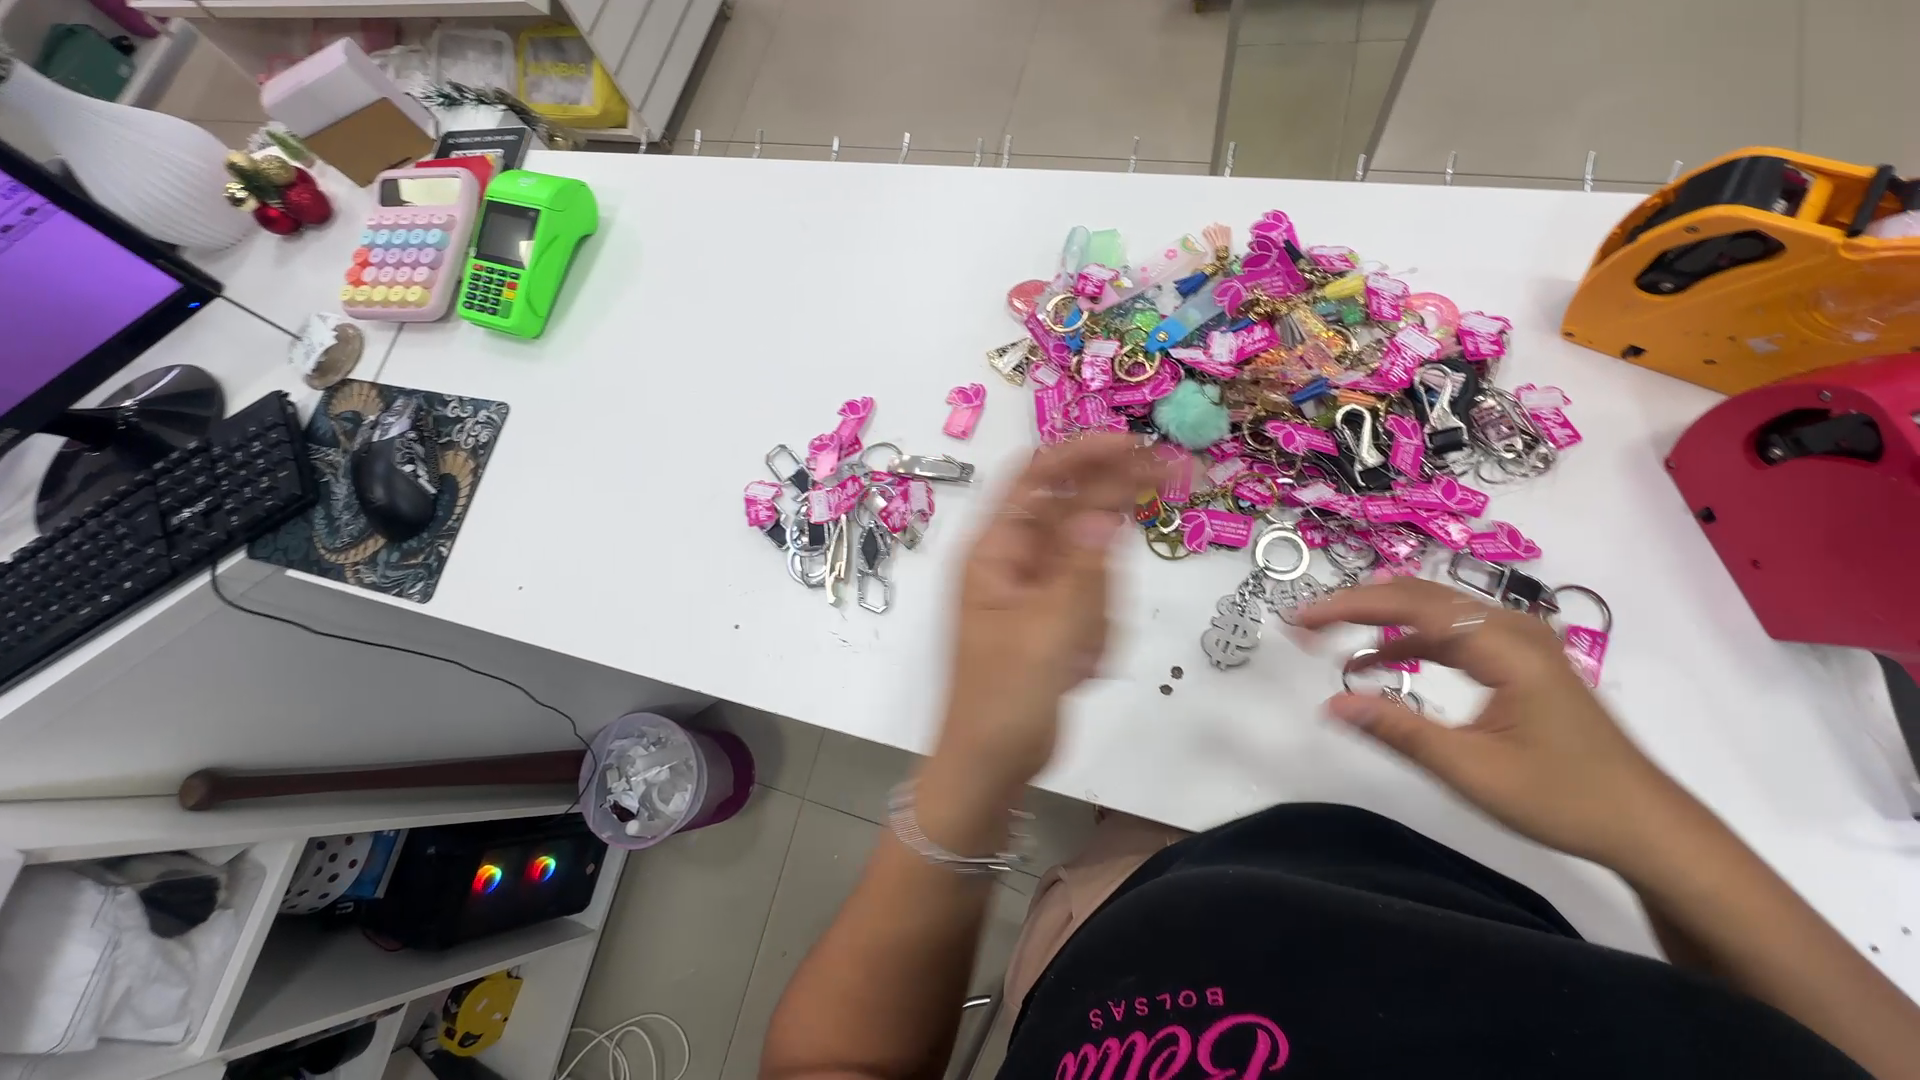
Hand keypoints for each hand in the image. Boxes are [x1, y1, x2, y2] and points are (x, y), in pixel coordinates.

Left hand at [930, 435, 1160, 804]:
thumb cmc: (1005, 697)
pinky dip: (1098, 631)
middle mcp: (1012, 561)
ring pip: (1093, 564)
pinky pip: (1094, 604)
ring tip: (1080, 656)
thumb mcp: (1048, 627)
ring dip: (1102, 604)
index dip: (1082, 453)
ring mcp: (1035, 592)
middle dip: (1112, 518)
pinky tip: (1080, 669)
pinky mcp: (1055, 620)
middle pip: (1073, 513)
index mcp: (992, 550)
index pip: (1036, 478)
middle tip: (1170, 482)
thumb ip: (1083, 563)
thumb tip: (1106, 505)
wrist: (993, 765)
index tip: (1135, 445)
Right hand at [1296, 577, 1687, 867]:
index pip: (1413, 607)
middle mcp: (1515, 631)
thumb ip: (1398, 730)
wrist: (1645, 823)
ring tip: (1329, 635)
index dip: (1350, 606)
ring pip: (1436, 610)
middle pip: (1422, 596)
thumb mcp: (1471, 770)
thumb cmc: (1563, 799)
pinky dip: (1410, 639)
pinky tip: (1379, 660)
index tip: (1300, 620)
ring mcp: (1522, 643)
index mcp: (1507, 650)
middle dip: (1356, 604)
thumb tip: (1331, 702)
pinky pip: (1454, 633)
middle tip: (1304, 624)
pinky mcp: (1521, 660)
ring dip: (1380, 618)